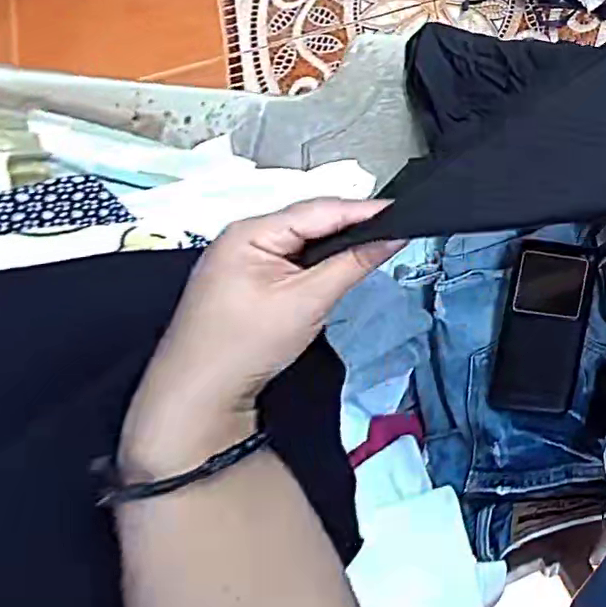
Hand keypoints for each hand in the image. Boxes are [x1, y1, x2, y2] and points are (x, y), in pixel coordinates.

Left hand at [119, 199, 401, 478]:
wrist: (198, 397)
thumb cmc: (247, 344)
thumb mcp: (311, 299)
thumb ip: (357, 261)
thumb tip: (398, 234)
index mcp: (251, 233)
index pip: (323, 209)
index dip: (368, 210)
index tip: (407, 212)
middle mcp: (246, 235)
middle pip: (315, 218)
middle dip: (357, 222)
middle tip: (402, 227)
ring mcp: (246, 255)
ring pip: (309, 235)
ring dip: (344, 239)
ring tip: (384, 241)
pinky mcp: (253, 274)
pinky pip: (299, 252)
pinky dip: (327, 254)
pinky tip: (349, 259)